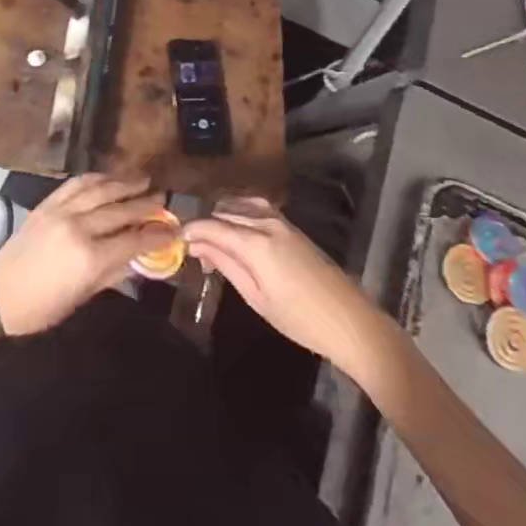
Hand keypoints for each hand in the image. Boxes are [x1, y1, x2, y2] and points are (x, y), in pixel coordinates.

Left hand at [0, 175, 171, 334]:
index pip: (134, 240)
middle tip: (163, 202)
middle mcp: (78, 228)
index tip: (174, 229)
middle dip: (145, 205)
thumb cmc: (42, 307)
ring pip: (100, 191)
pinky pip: (75, 185)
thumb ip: (115, 272)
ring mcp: (60, 212)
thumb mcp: (84, 295)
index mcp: (89, 257)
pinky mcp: (46, 205)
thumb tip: (141, 258)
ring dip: (124, 184)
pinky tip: (108, 179)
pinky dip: (95, 179)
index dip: (157, 234)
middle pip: (120, 211)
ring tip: (143, 181)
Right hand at [184, 198, 378, 369]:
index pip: (212, 225)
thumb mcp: (255, 296)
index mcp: (256, 243)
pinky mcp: (292, 227)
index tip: (175, 241)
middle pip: (224, 211)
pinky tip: (234, 235)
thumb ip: (225, 264)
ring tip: (211, 241)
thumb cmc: (299, 318)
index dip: (190, 230)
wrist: (350, 321)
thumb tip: (197, 245)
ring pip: (240, 205)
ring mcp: (282, 222)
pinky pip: (256, 209)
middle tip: (191, 249)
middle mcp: (267, 223)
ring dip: (221, 216)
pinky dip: (238, 215)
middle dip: (204, 225)